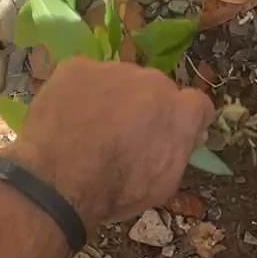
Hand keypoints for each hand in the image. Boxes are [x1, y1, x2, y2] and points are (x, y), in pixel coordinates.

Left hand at [5, 58, 214, 224]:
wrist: (59, 180)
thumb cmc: (116, 190)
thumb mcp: (164, 184)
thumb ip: (181, 150)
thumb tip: (188, 135)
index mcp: (180, 112)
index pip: (197, 105)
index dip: (188, 120)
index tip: (174, 134)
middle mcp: (153, 81)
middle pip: (157, 89)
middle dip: (148, 108)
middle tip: (126, 136)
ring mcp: (114, 70)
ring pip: (120, 81)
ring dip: (114, 98)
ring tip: (92, 129)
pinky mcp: (77, 67)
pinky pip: (87, 77)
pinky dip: (82, 93)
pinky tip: (70, 118)